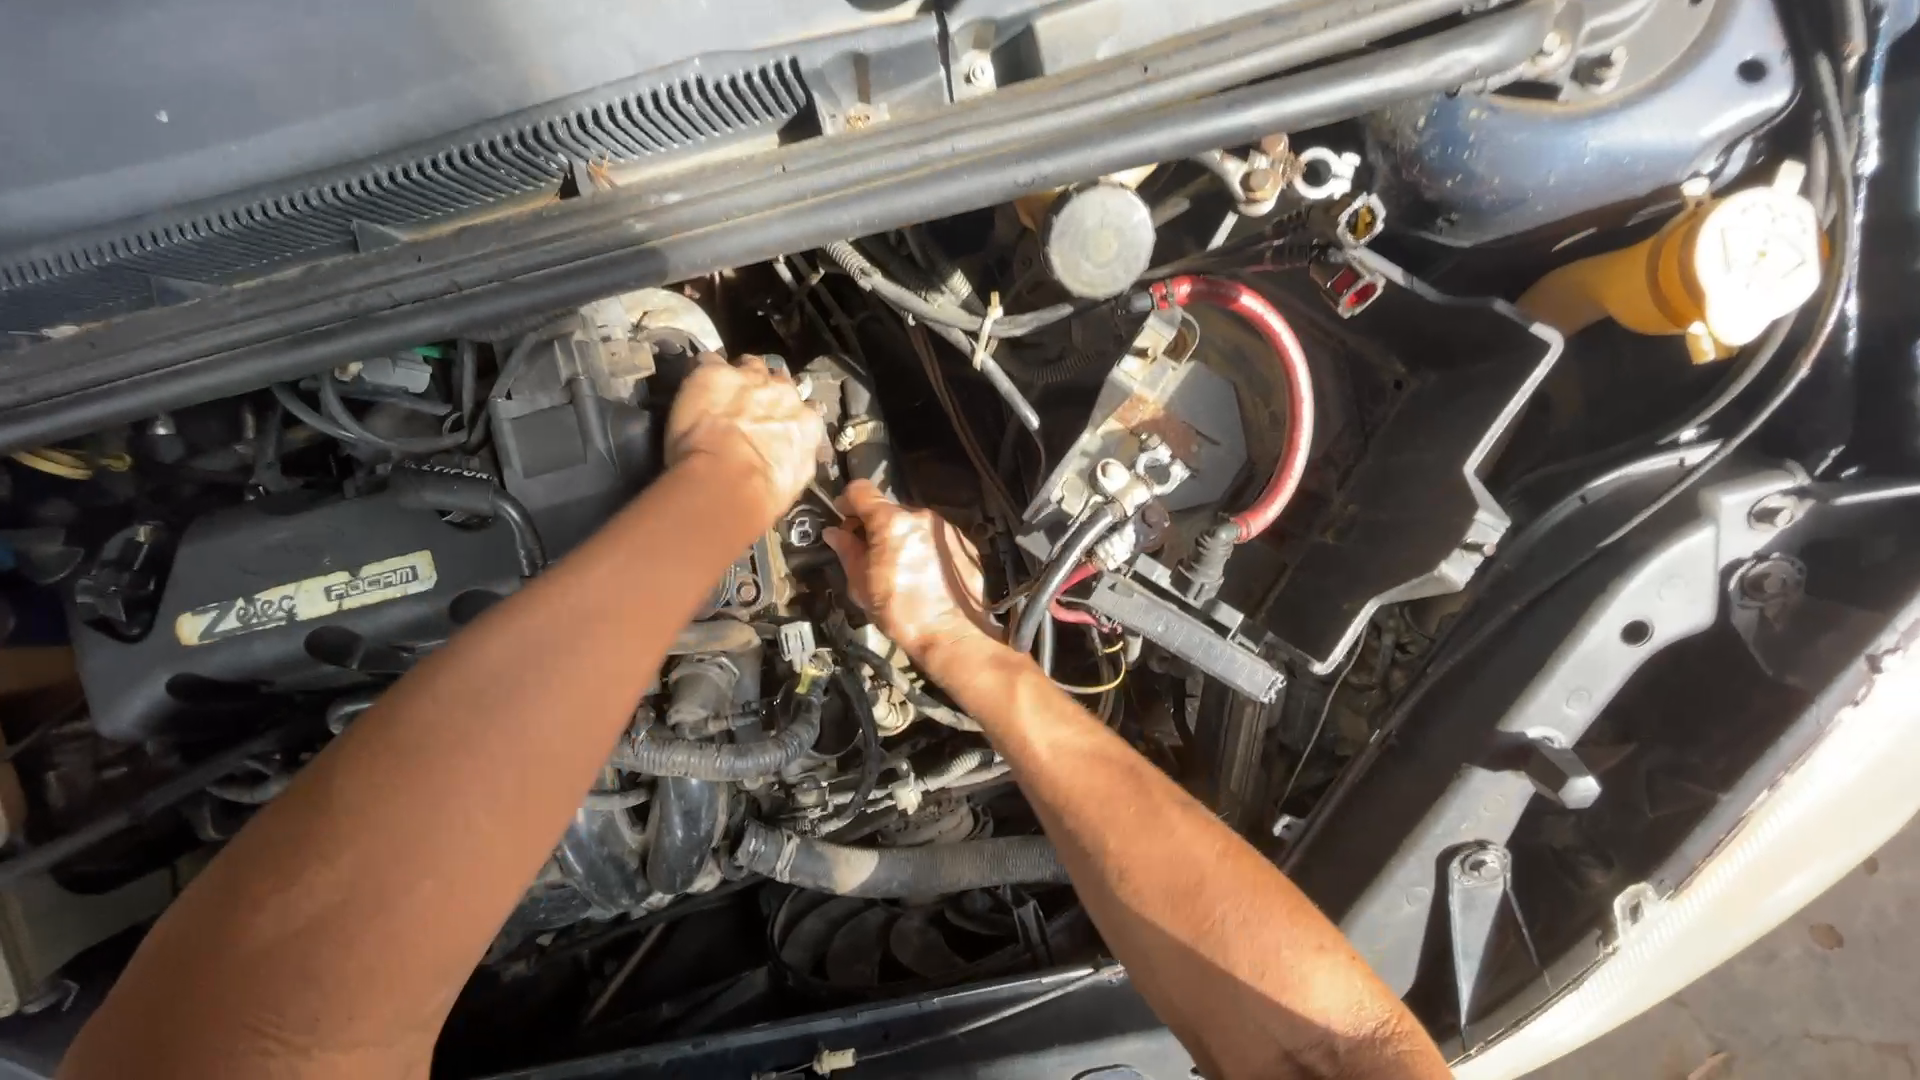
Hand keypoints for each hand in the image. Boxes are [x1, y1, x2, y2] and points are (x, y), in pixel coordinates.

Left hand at [665, 354, 825, 519]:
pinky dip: (704, 371)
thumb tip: (796, 450)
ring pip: (748, 365)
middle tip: (747, 406)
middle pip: (777, 379)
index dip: (786, 412)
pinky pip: (709, 361)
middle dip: (765, 389)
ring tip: (722, 392)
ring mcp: (750, 378)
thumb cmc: (764, 491)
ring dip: (738, 376)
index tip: (775, 422)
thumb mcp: (797, 477)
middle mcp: (784, 392)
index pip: (804, 407)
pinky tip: (696, 385)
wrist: (729, 480)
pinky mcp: (715, 373)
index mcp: (807, 421)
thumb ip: (800, 453)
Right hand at [823, 480, 996, 659]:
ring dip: (901, 537)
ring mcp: (945, 529)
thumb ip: (847, 551)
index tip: (844, 517)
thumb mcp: (861, 584)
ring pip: (913, 523)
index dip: (847, 502)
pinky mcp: (963, 543)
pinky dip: (923, 548)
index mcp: (891, 522)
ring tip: (898, 567)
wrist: (949, 634)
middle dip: (875, 526)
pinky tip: (921, 573)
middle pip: (889, 509)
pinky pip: (934, 537)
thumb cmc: (901, 612)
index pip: (861, 490)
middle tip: (868, 552)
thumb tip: (835, 533)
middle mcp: (921, 517)